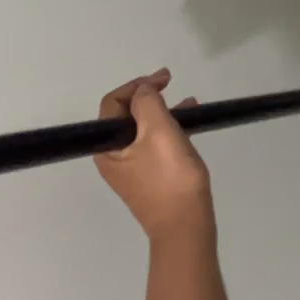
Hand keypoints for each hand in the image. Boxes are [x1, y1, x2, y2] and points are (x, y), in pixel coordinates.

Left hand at [95, 69, 213, 243]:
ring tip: (190, 103)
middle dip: (149, 95)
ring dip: (163, 109)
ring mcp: (132, 167)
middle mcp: (114, 157)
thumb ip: (148, 103)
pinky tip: (191, 122)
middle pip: (126, 115)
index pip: (112, 104)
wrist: (184, 222)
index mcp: (108, 147)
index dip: (136, 84)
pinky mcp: (151, 174)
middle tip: (173, 83)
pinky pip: (155, 141)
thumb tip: (143, 88)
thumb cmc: (169, 174)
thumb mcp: (159, 130)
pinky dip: (170, 126)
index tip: (165, 78)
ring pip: (144, 128)